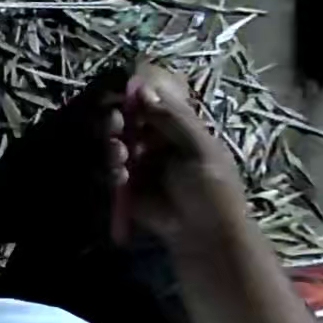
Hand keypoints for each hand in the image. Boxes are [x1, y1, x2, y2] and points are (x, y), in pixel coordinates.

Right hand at [105, 64, 251, 247]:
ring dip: (113, 147)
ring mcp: (140, 166)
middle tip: (114, 125)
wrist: (204, 234)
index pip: (151, 106)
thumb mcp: (197, 147)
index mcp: (179, 130)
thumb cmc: (210, 187)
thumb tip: (143, 88)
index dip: (134, 99)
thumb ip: (170, 118)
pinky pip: (112, 172)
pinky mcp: (127, 188)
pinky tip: (120, 176)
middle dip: (117, 122)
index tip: (121, 97)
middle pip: (127, 123)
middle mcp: (156, 144)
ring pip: (116, 146)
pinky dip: (112, 171)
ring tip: (120, 156)